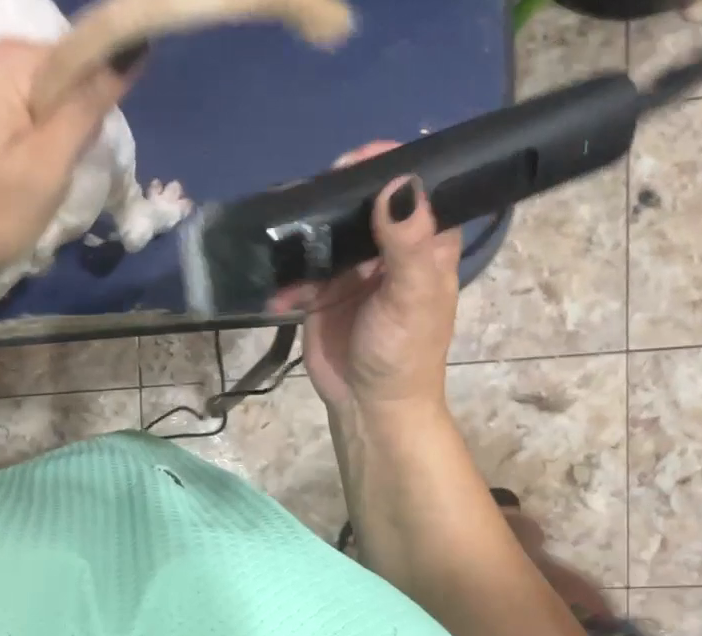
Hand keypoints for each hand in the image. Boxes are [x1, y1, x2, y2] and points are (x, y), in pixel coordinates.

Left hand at [0, 41, 133, 288]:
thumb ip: (90, 103)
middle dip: (67, 122)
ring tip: (29, 175)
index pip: (79, 58)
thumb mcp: (50, 163)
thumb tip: (132, 48)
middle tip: (48, 170)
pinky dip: (30, 140)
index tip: (69, 150)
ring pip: (46, 97)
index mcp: (3, 60)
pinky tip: (15, 172)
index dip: (87, 106)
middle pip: (62, 76)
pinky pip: (23, 111)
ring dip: (51, 136)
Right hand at [288, 141, 461, 422]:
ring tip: (276, 234)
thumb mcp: (412, 294)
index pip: (411, 184)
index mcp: (425, 240)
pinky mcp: (319, 292)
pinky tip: (278, 292)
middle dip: (330, 195)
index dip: (386, 165)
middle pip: (360, 202)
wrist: (368, 405)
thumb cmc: (403, 351)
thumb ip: (408, 241)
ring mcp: (350, 269)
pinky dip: (283, 278)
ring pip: (324, 232)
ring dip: (299, 233)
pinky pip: (297, 271)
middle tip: (303, 193)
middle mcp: (387, 247)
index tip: (351, 163)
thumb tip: (397, 183)